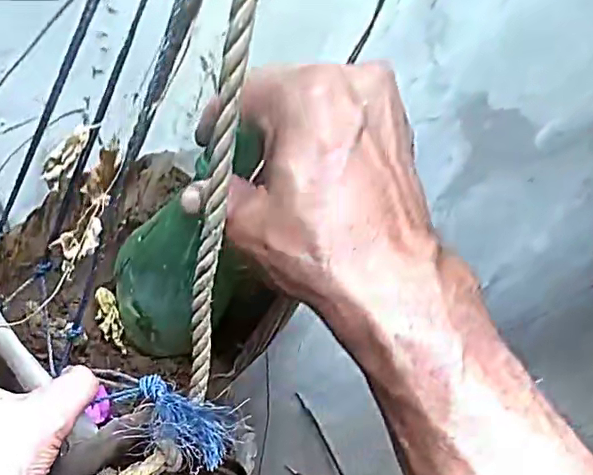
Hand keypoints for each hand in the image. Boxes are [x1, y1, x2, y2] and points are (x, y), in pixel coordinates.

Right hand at [185, 64, 450, 365]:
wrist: (384, 274)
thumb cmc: (322, 248)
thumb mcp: (248, 224)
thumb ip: (217, 197)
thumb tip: (197, 193)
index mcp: (308, 96)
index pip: (246, 92)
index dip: (219, 123)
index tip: (208, 148)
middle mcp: (351, 82)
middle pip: (283, 93)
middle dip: (255, 131)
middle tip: (236, 172)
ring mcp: (380, 100)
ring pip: (314, 104)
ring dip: (288, 136)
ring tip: (273, 182)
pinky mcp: (395, 124)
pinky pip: (343, 118)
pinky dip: (319, 140)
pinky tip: (307, 181)